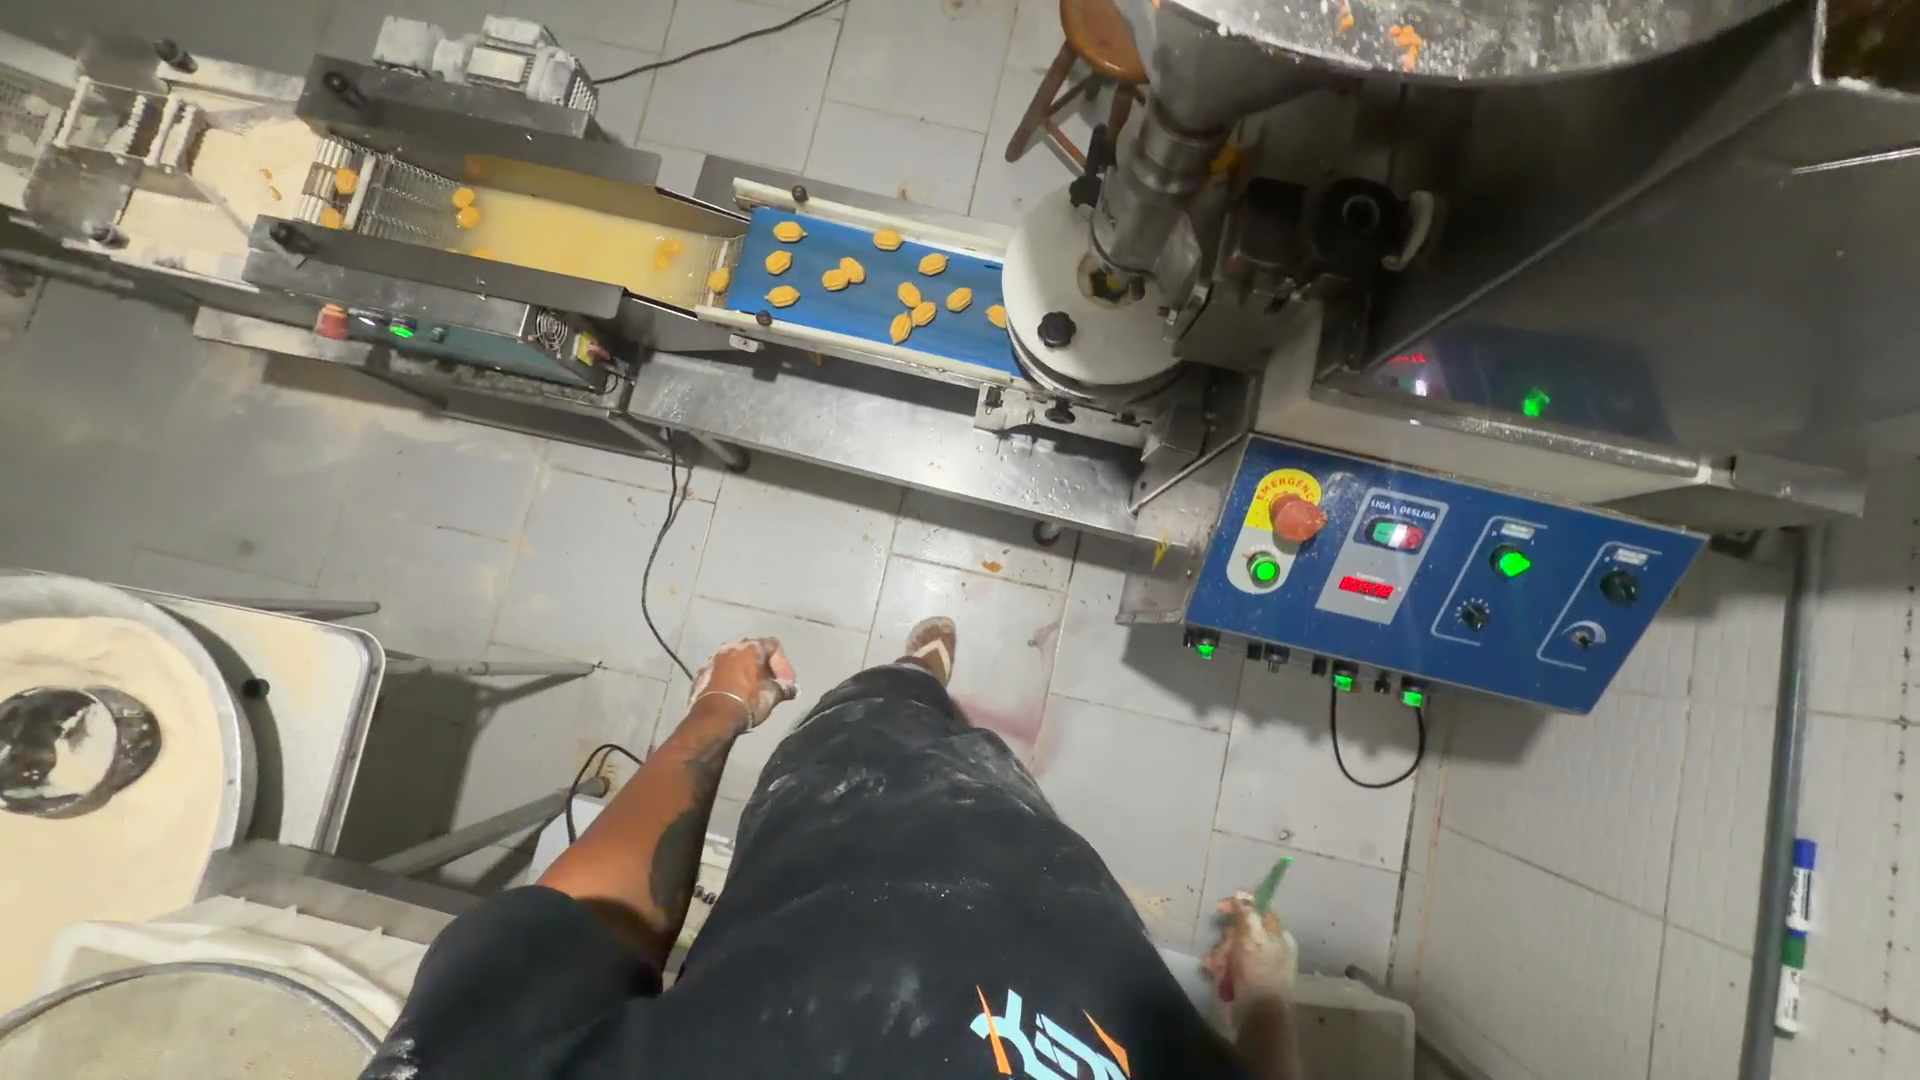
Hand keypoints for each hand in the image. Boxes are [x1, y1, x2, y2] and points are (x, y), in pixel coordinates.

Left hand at [689, 638, 796, 732]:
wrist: (713, 720)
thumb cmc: (747, 702)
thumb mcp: (772, 696)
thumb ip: (785, 688)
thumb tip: (793, 688)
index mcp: (750, 647)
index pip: (774, 646)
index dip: (784, 664)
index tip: (786, 683)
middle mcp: (730, 647)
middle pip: (753, 651)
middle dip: (764, 666)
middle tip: (771, 684)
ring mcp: (713, 659)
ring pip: (735, 660)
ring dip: (745, 672)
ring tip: (752, 690)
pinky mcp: (701, 674)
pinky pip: (721, 672)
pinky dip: (729, 680)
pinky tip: (734, 695)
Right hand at [1202, 892, 1298, 1015]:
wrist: (1260, 1017)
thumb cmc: (1259, 974)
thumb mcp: (1253, 938)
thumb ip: (1247, 913)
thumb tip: (1241, 894)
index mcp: (1279, 937)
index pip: (1259, 910)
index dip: (1239, 906)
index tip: (1220, 907)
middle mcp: (1273, 948)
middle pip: (1243, 930)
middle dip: (1228, 939)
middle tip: (1223, 950)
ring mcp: (1261, 965)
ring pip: (1234, 948)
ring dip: (1221, 954)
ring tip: (1215, 965)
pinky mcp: (1250, 980)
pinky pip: (1232, 964)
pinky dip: (1222, 966)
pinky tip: (1215, 970)